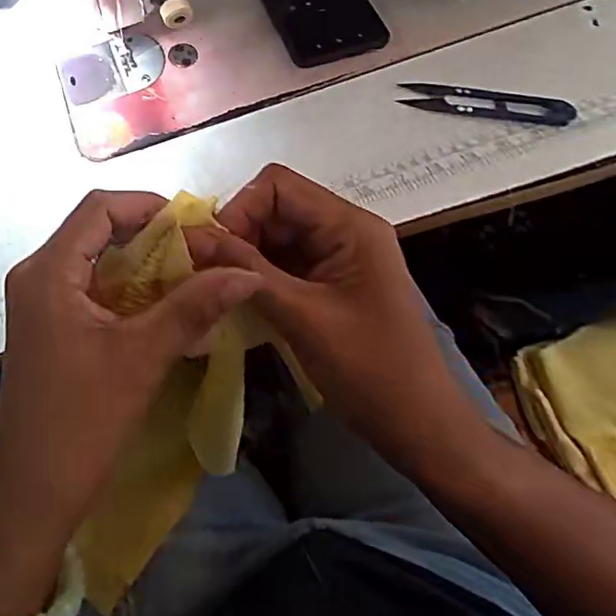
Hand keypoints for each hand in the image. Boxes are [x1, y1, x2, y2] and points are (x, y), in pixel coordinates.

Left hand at [0, 190, 260, 615]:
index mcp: (47, 271)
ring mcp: (37, 300)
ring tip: (186, 270)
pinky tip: (158, 300)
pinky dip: (124, 282)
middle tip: (197, 246)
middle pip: (95, 227)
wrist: (34, 496)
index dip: (147, 205)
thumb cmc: (83, 422)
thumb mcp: (142, 357)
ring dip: (139, 257)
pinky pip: (87, 283)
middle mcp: (36, 274)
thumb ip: (194, 306)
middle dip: (148, 230)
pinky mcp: (46, 323)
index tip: (192, 223)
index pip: (98, 208)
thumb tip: (247, 272)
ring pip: (94, 255)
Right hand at [185, 165, 496, 477]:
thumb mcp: (302, 318)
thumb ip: (246, 272)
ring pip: (275, 236)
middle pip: (275, 208)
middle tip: (206, 274)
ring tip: (216, 288)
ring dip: (244, 257)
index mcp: (349, 226)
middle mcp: (344, 229)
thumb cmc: (372, 371)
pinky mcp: (330, 281)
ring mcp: (338, 255)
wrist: (423, 429)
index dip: (240, 209)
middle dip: (238, 234)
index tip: (211, 250)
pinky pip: (284, 263)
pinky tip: (237, 300)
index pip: (278, 185)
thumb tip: (192, 237)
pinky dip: (258, 276)